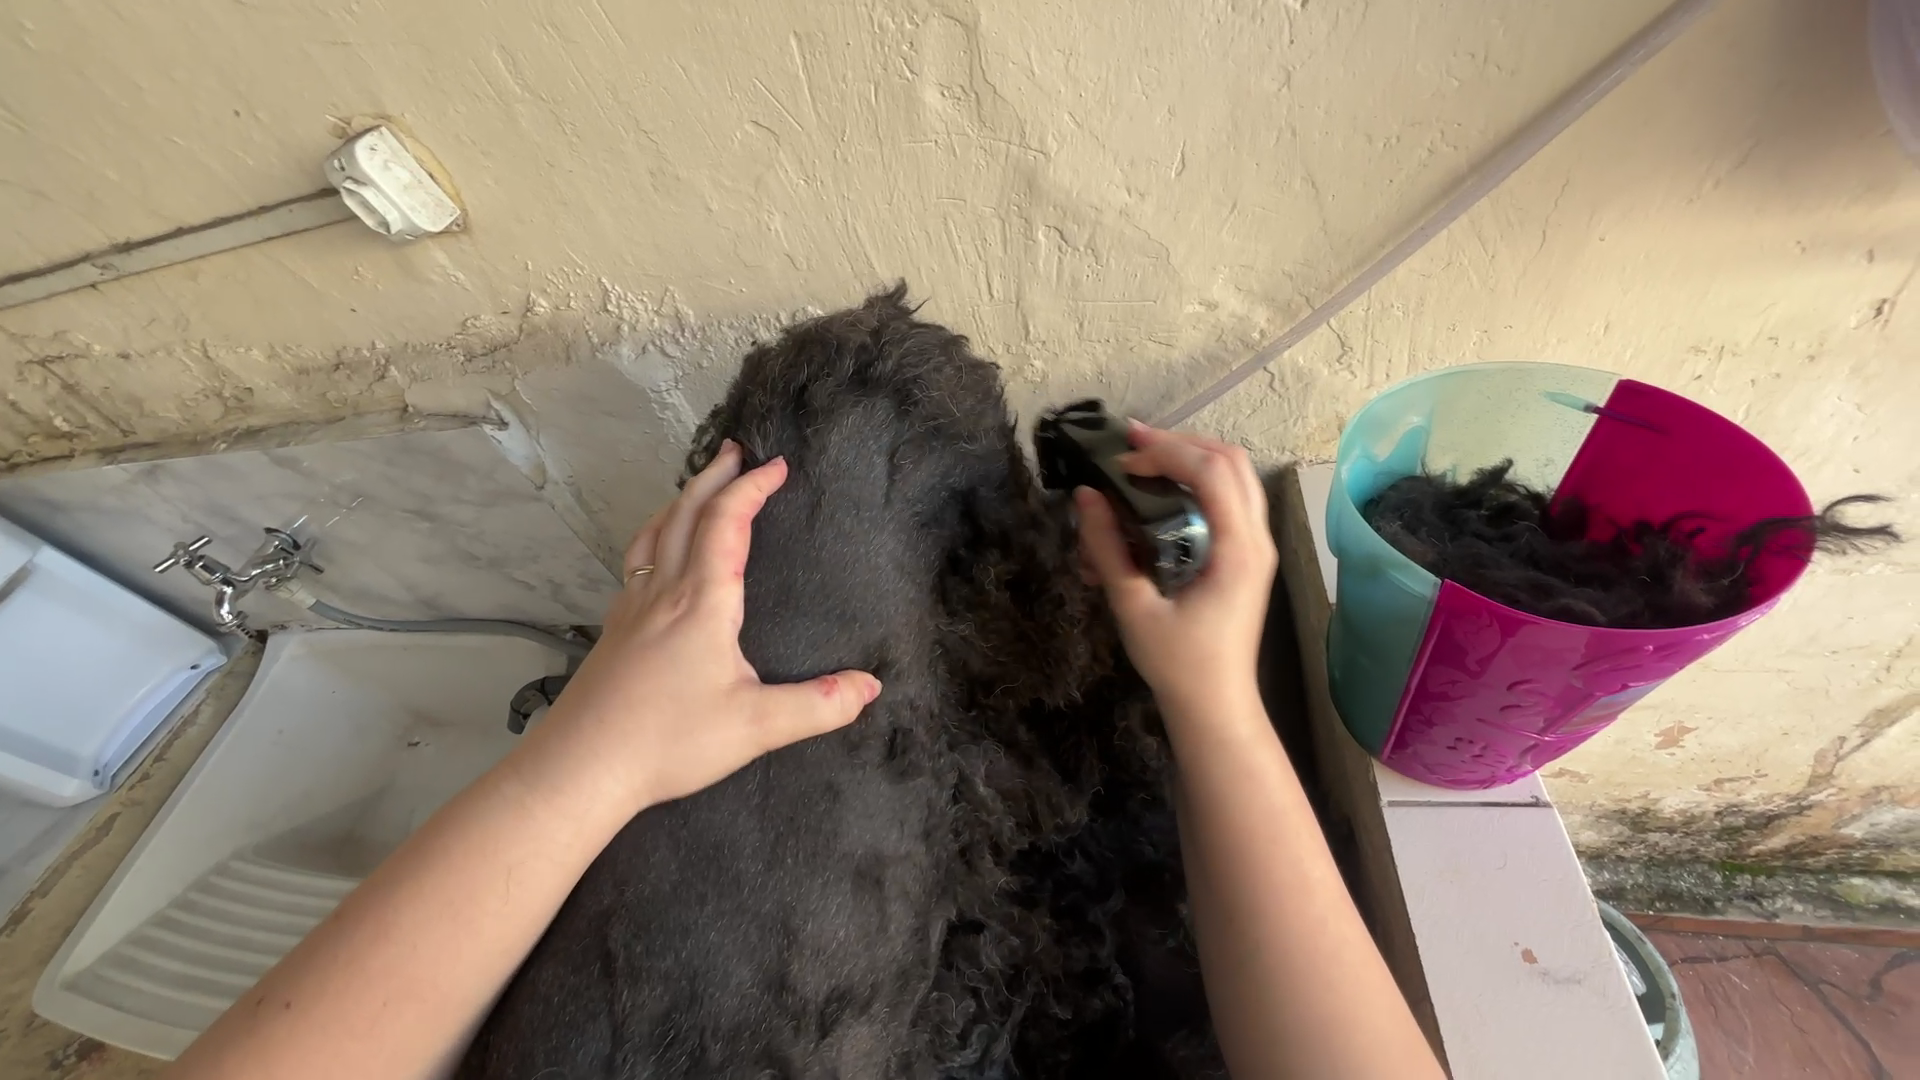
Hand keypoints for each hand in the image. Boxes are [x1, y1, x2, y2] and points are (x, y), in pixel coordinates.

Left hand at [524, 440, 880, 811]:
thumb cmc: (669, 741)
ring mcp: (632, 607)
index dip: (753, 488)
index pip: (727, 523)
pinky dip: (656, 533)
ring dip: (681, 499)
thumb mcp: (758, 727)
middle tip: (736, 450)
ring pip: (655, 532)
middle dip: (715, 477)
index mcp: (702, 601)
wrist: (579, 769)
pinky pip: (637, 559)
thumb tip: (871, 687)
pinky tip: (658, 552)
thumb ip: (819, 705)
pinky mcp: (614, 630)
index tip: (778, 466)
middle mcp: (664, 591)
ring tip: (699, 485)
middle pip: (686, 512)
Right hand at [1075, 423, 1276, 716]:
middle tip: (1131, 447)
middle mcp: (1256, 539)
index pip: (1211, 472)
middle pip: (1231, 460)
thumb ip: (1107, 548)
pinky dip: (1197, 483)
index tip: (1122, 460)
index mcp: (1237, 550)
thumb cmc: (1177, 663)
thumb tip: (1084, 497)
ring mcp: (1257, 546)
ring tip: (1144, 460)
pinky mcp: (1247, 555)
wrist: (1214, 705)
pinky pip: (1230, 499)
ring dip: (1190, 458)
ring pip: (1236, 475)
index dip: (1166, 452)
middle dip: (1179, 443)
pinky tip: (1160, 493)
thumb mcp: (1132, 606)